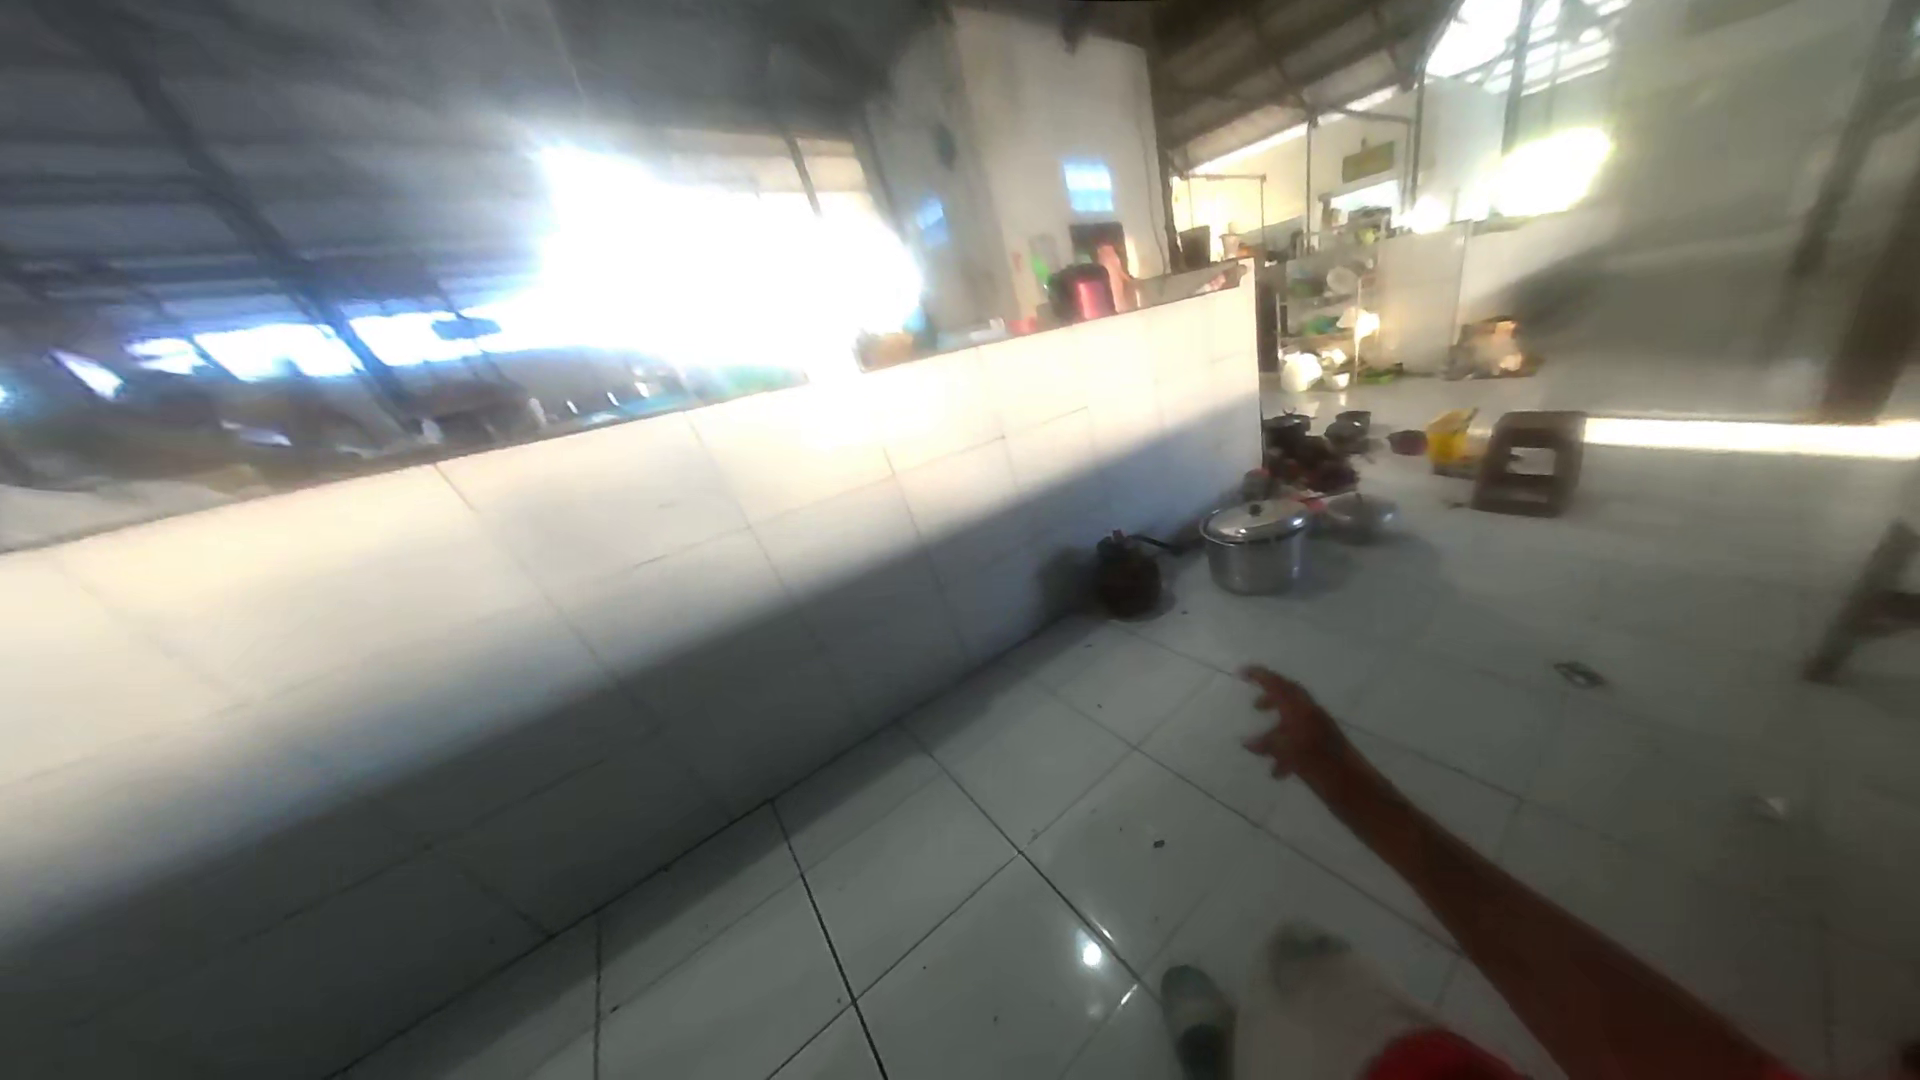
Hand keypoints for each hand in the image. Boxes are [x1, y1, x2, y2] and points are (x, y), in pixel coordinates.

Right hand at [1240, 665, 1345, 778]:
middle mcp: (1313, 718)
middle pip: (1290, 698)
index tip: (1241, 673)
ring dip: (1276, 728)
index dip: (1260, 676)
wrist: (1364, 797)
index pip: (1280, 685)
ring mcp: (1322, 734)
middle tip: (1254, 705)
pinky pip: (1300, 741)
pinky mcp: (1327, 751)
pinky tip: (1276, 770)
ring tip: (1258, 745)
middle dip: (1271, 697)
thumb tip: (1248, 742)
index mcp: (1304, 712)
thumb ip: (1269, 745)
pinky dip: (1285, 749)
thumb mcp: (1292, 755)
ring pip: (1294, 721)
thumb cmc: (1325, 770)